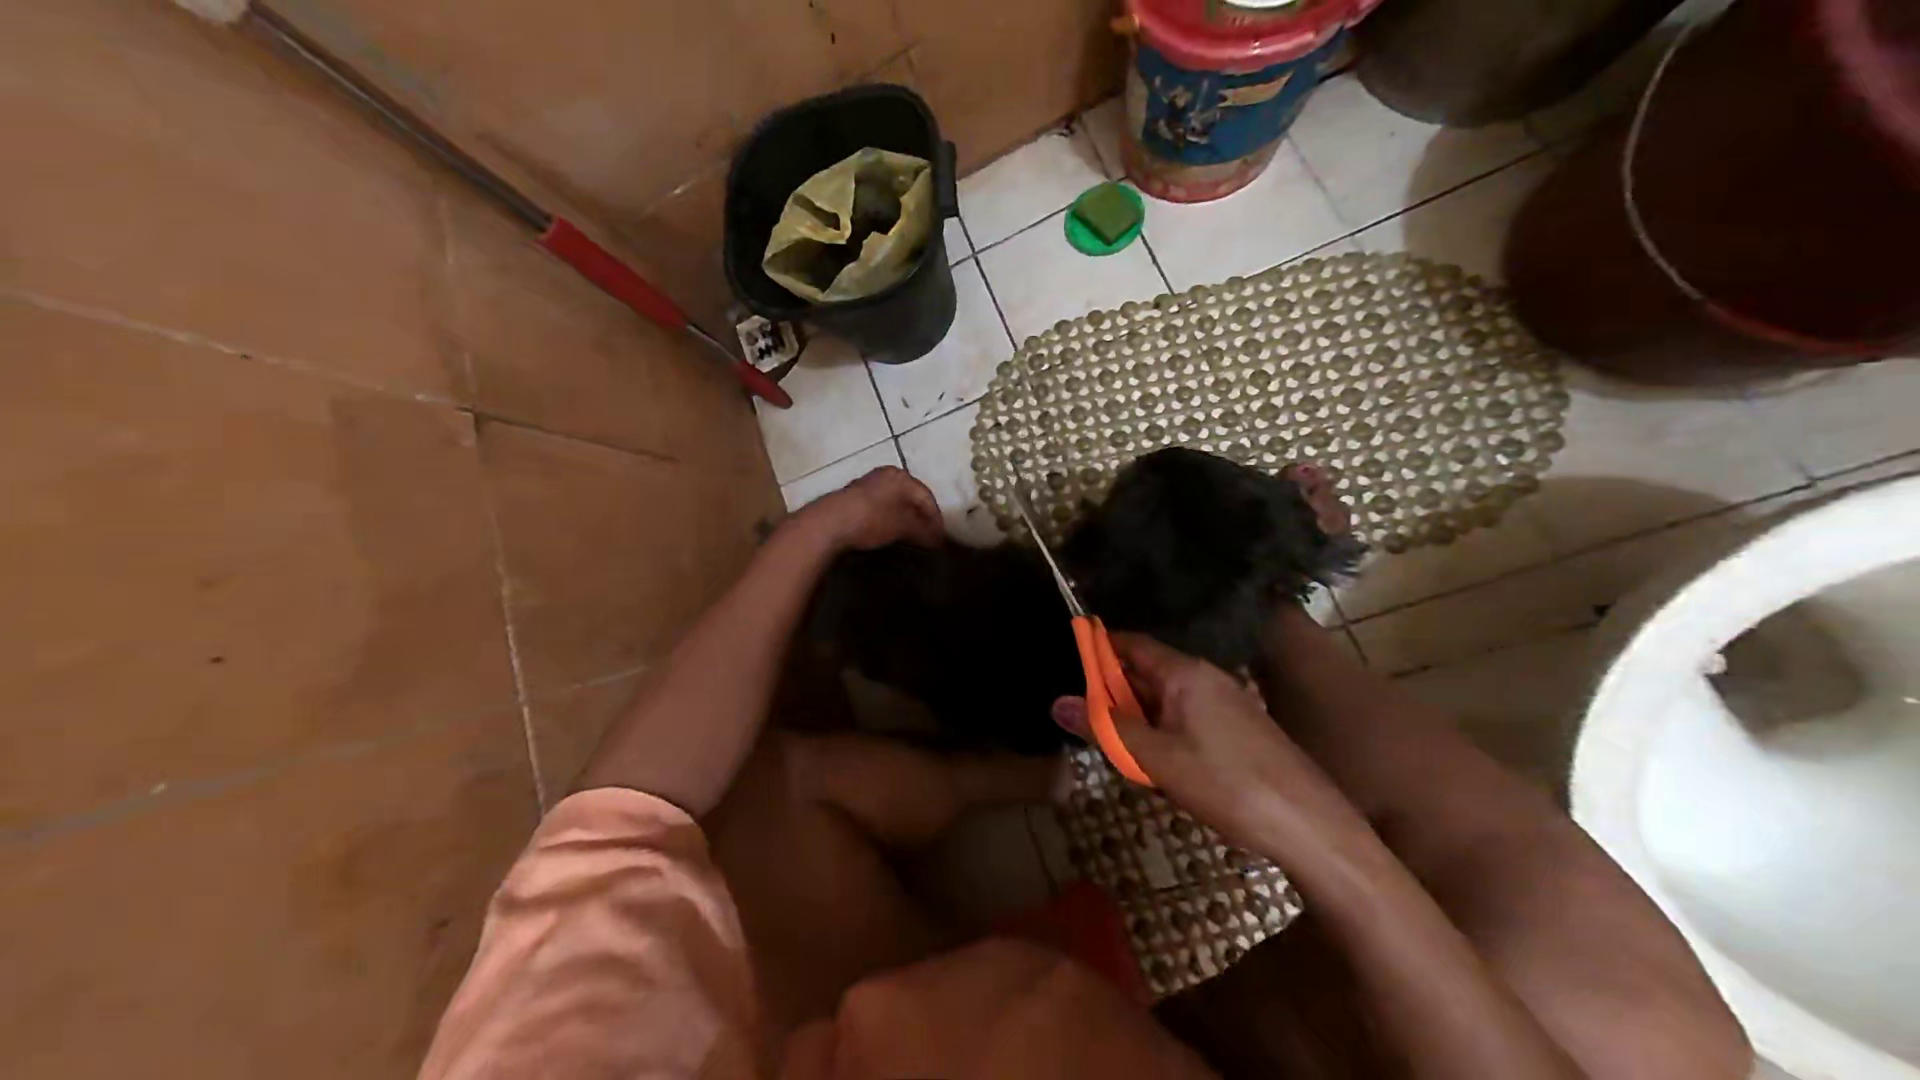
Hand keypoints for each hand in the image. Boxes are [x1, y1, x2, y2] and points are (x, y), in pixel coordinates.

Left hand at [795, 466, 943, 551]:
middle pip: (910, 498)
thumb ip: (924, 532)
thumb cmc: (873, 519)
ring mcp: (867, 484)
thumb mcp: (904, 527)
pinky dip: (888, 519)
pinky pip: (879, 507)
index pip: (927, 497)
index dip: (936, 519)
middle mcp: (885, 475)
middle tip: (928, 538)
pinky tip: (887, 533)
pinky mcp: (852, 496)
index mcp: (901, 476)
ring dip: (904, 519)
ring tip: (910, 538)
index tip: (940, 538)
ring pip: (894, 502)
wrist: (830, 522)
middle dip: (920, 518)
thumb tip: (939, 541)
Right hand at [1077, 633, 1368, 852]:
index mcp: (1186, 673)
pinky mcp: (1237, 729)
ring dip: (1137, 720)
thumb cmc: (1227, 785)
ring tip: (1118, 752)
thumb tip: (1057, 703)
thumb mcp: (1156, 759)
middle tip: (1084, 723)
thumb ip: (1105, 728)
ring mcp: (1226, 703)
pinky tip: (1158, 768)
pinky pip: (1186, 719)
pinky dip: (1162, 734)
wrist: (1310, 827)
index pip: (1131, 644)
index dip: (1097, 650)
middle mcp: (1206, 678)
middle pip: (1146, 672)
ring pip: (1164, 700)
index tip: (1066, 665)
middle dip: (1113, 694)